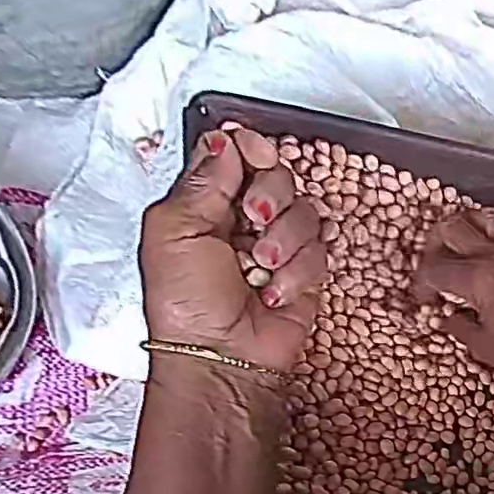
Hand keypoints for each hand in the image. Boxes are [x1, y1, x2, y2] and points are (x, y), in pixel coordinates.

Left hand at [139, 127, 326, 372]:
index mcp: (208, 202)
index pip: (238, 154)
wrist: (224, 353)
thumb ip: (202, 182)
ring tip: (261, 270)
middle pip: (280, 177)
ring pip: (306, 215)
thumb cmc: (186, 300)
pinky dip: (298, 274)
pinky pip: (320, 254)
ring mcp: (282, 248)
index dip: (251, 149)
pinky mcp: (308, 276)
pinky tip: (275, 292)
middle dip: (271, 198)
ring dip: (285, 243)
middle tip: (254, 223)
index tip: (255, 155)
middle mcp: (248, 220)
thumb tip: (227, 140)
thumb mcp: (174, 229)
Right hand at [409, 207, 493, 379]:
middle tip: (434, 263)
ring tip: (461, 242)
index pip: (434, 269)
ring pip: (486, 217)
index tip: (425, 298)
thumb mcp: (482, 345)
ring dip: (468, 225)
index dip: (422, 283)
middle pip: (452, 228)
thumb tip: (447, 317)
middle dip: (434, 244)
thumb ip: (458, 326)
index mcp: (476, 278)